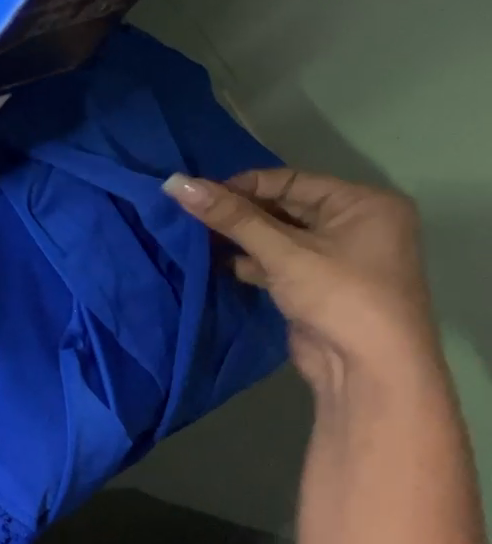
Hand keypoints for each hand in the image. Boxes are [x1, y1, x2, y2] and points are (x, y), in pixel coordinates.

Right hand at [163, 168, 435, 391]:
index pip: (289, 180)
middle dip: (235, 213)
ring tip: (190, 239)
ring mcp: (334, 254)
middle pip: (281, 206)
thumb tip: (175, 183)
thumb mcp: (283, 252)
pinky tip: (212, 264)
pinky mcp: (313, 280)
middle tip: (185, 218)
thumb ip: (230, 218)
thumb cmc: (338, 295)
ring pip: (273, 234)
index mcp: (362, 203)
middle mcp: (353, 222)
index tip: (192, 198)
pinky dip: (245, 260)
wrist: (368, 363)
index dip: (240, 187)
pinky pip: (273, 259)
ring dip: (235, 238)